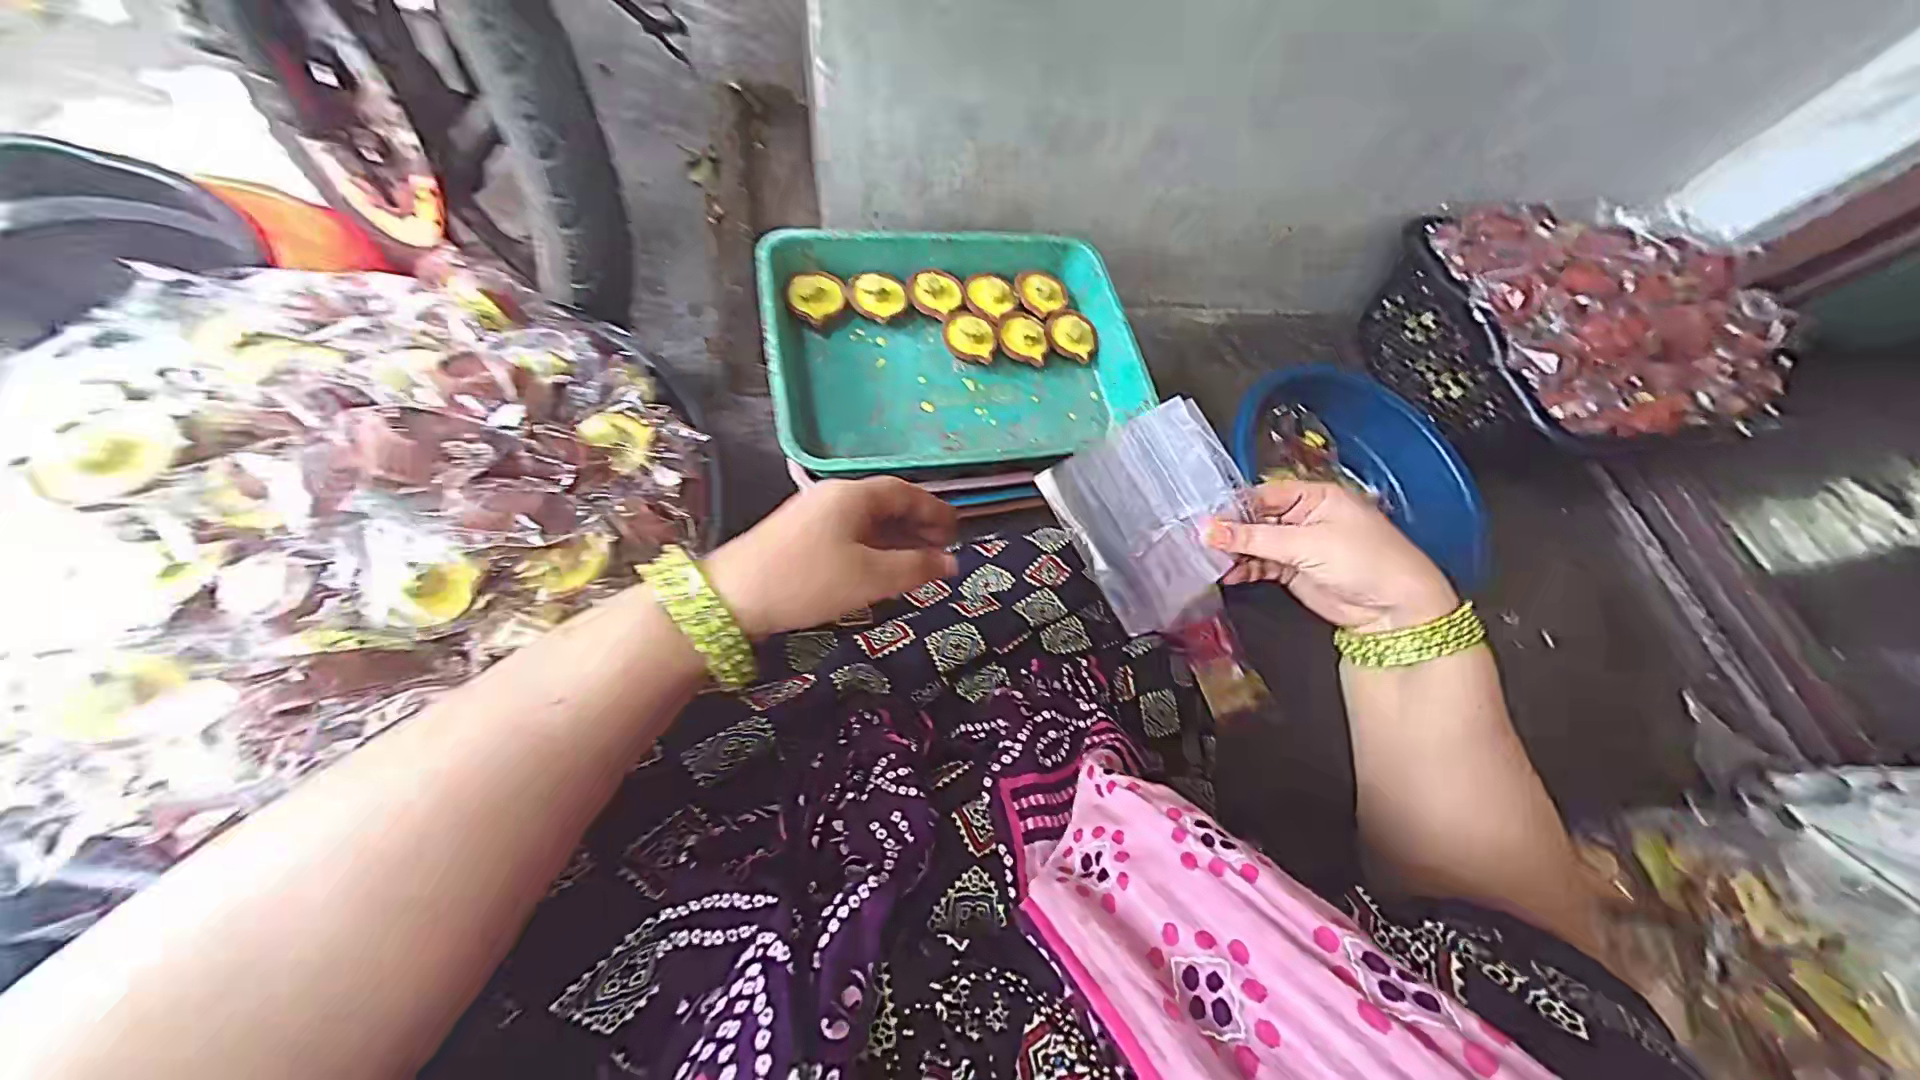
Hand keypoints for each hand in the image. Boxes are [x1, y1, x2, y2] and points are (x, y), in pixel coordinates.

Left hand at [701, 477, 958, 638]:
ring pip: (868, 520)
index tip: (957, 530)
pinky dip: (874, 547)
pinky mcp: (801, 535)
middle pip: (887, 504)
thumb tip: (950, 563)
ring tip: (919, 563)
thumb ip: (915, 568)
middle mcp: (834, 496)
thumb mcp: (870, 577)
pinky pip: (850, 533)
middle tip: (942, 549)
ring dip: (897, 539)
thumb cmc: (808, 581)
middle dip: (918, 525)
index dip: (935, 510)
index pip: (905, 492)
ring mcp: (814, 514)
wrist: (733, 597)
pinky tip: (881, 568)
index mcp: (853, 496)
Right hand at [1205, 479, 1458, 633]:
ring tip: (1213, 558)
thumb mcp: (1306, 543)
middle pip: (1255, 519)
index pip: (1263, 494)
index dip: (1235, 507)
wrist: (1395, 610)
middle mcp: (1305, 517)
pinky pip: (1260, 564)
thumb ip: (1254, 538)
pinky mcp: (1292, 569)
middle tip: (1205, 540)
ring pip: (1254, 543)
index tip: (1209, 519)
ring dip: (1234, 552)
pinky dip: (1244, 569)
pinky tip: (1229, 572)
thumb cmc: (1372, 563)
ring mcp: (1298, 544)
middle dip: (1231, 531)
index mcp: (1315, 496)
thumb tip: (1212, 530)